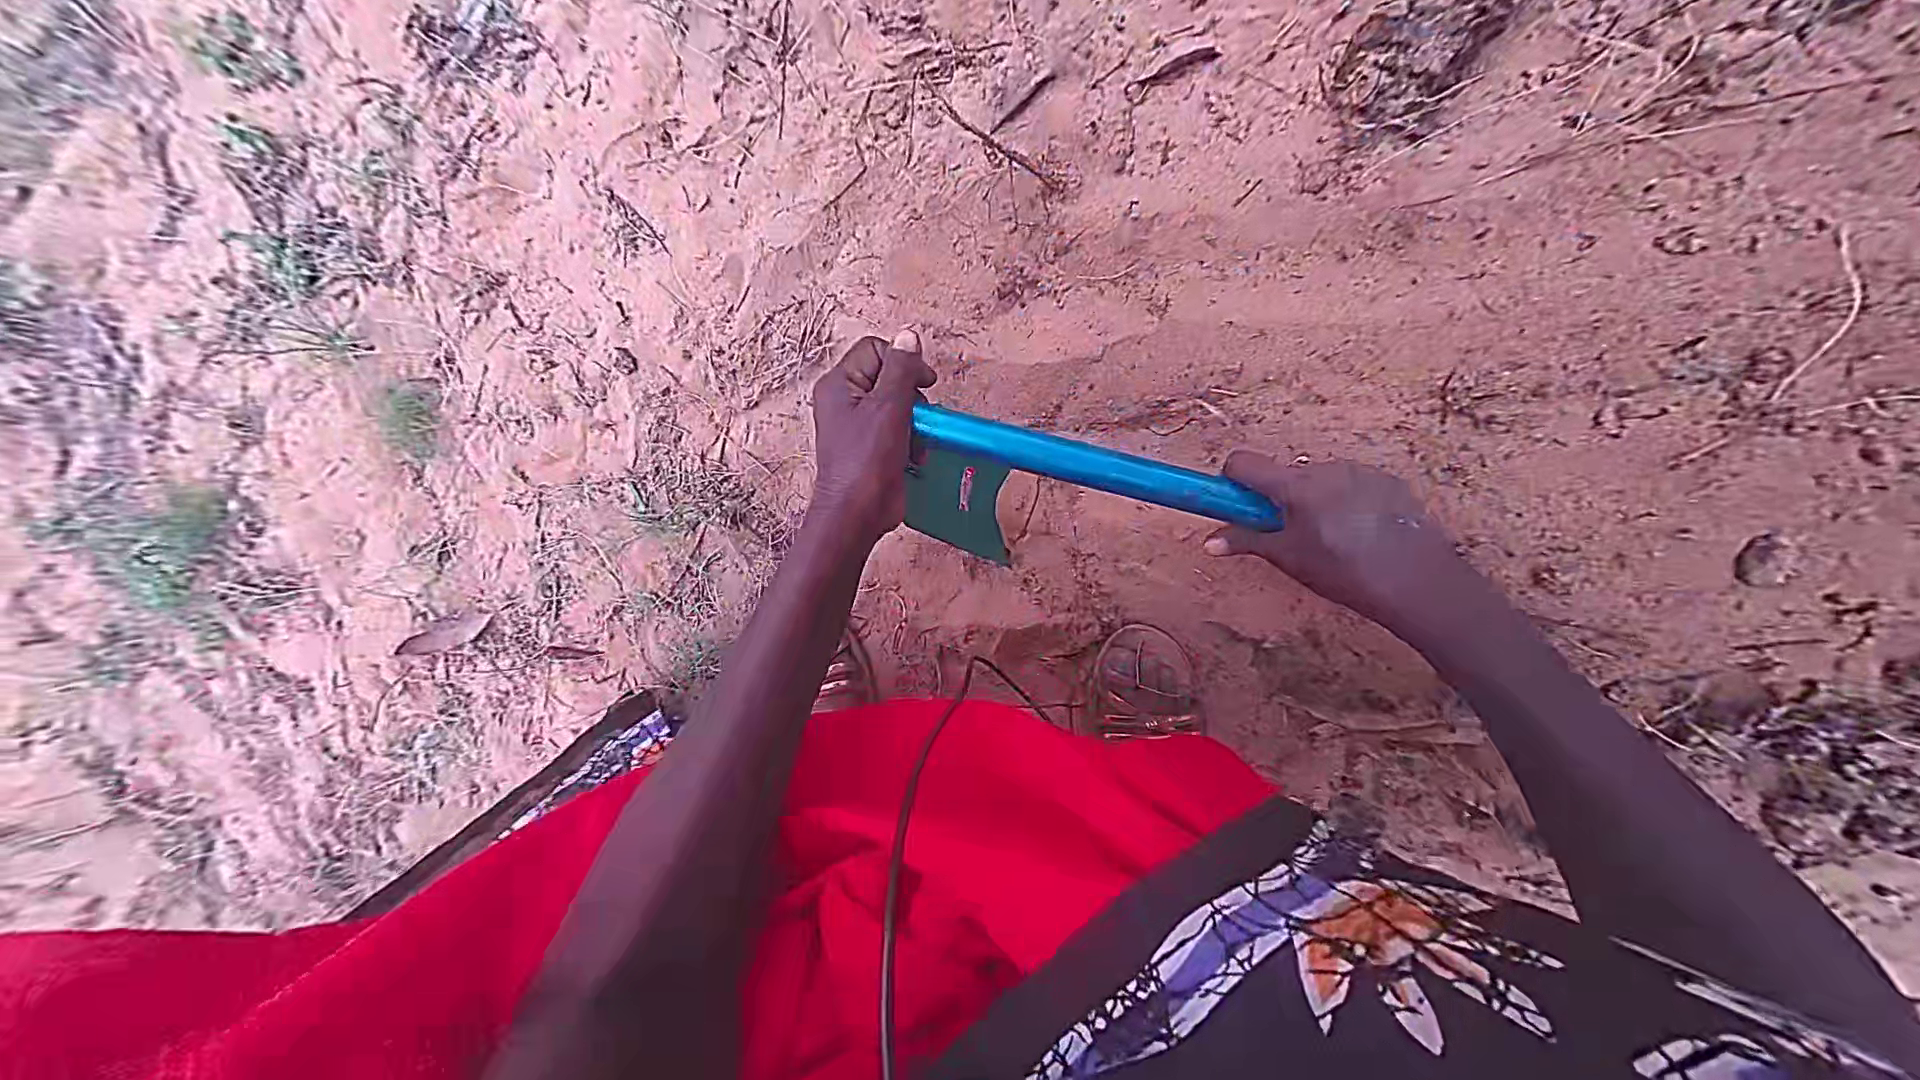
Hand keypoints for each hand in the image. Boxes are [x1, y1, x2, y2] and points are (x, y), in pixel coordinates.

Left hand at [808, 330, 936, 542]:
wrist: (858, 512)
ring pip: (899, 405)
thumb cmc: (866, 461)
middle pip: (890, 378)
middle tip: (920, 416)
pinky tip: (914, 457)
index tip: (924, 382)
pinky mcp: (873, 447)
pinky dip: (912, 440)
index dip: (904, 362)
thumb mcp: (888, 407)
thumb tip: (909, 337)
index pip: (877, 350)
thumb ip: (901, 369)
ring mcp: (859, 425)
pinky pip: (899, 430)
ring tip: (917, 442)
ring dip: (916, 422)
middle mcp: (845, 401)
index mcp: (840, 384)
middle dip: (913, 397)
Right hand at [1202, 451, 1472, 631]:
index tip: (1237, 504)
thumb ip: (1246, 541)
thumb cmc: (1344, 571)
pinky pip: (1350, 484)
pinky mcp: (1388, 482)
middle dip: (1277, 498)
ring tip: (1330, 539)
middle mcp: (1325, 469)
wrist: (1420, 583)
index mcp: (1295, 486)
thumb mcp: (1288, 558)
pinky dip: (1344, 502)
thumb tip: (1209, 542)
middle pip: (1284, 473)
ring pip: (1318, 480)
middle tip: (1288, 534)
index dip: (1233, 481)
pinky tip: (1359, 534)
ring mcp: (1360, 472)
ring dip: (1312, 501)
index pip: (1243, 462)